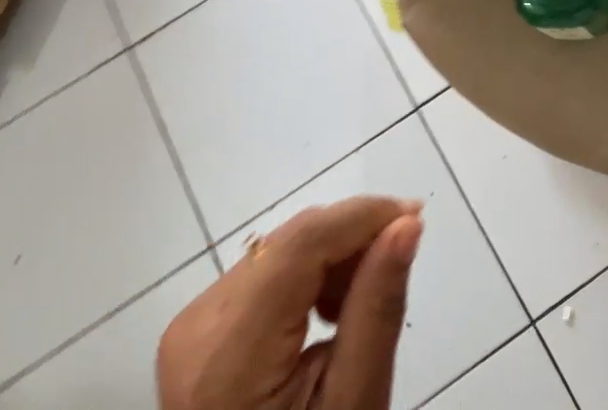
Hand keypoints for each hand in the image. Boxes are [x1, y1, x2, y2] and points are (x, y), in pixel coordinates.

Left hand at [159, 197, 422, 409]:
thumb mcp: (355, 398)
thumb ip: (377, 308)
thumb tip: (407, 224)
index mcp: (230, 354)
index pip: (302, 245)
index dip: (362, 216)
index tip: (416, 216)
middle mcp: (198, 324)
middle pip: (290, 242)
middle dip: (352, 237)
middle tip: (397, 267)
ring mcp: (191, 325)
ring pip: (280, 249)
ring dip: (333, 256)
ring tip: (361, 304)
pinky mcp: (197, 328)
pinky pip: (264, 272)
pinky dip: (308, 275)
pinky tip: (329, 313)